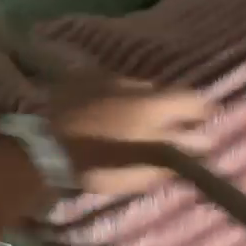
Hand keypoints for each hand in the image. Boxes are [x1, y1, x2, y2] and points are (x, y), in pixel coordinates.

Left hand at [45, 77, 213, 195]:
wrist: (41, 149)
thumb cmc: (97, 164)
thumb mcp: (141, 167)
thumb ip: (175, 153)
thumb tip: (204, 142)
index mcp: (151, 103)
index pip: (191, 98)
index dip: (199, 111)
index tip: (201, 125)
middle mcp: (131, 82)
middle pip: (159, 92)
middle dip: (164, 109)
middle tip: (160, 129)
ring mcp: (102, 77)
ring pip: (131, 88)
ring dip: (135, 102)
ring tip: (126, 123)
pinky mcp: (78, 78)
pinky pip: (105, 85)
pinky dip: (110, 97)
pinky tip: (100, 113)